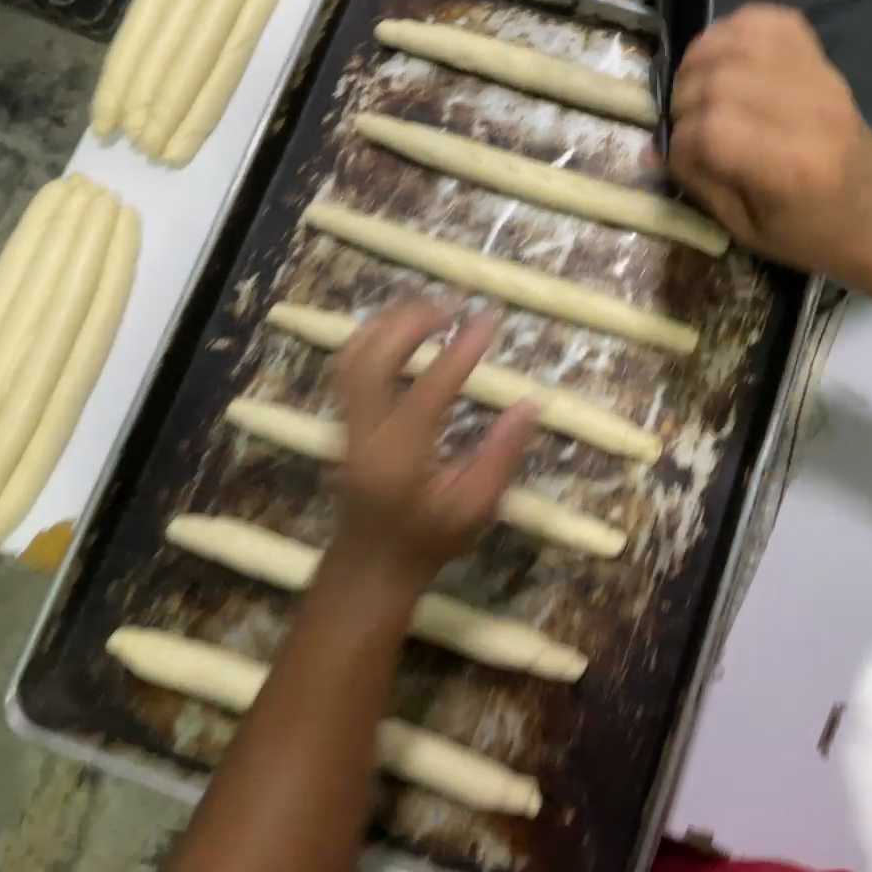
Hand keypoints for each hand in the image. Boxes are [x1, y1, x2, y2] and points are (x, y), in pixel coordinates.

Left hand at [331, 299, 538, 586]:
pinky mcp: (340, 424)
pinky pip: (347, 367)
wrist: (369, 567)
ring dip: (388, 323)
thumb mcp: (476, 508)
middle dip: (411, 321)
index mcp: (401, 456)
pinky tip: (399, 331)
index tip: (489, 317)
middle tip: (452, 304)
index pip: (431, 387)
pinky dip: (372, 338)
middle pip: (374, 358)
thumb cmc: (428, 541)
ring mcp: (344, 426)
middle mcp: (364, 434)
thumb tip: (531, 404)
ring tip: (428, 307)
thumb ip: (502, 454)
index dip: (462, 349)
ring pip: (352, 356)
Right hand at [669, 4, 871, 282]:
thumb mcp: (746, 229)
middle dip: (685, 98)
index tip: (679, 157)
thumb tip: (653, 148)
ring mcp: (818, 80)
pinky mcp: (823, 62)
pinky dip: (735, 30)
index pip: (712, 129)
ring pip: (741, 39)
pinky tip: (724, 57)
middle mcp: (806, 113)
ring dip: (702, 58)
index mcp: (789, 167)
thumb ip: (699, 182)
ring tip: (696, 87)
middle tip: (685, 122)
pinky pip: (772, 21)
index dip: (680, 140)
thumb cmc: (810, 236)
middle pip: (720, 79)